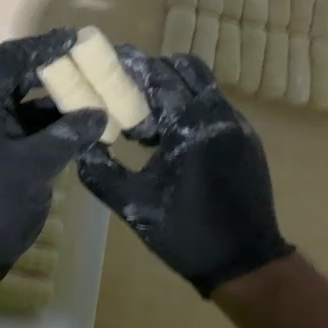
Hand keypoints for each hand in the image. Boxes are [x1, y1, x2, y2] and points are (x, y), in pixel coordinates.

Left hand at [0, 30, 108, 302]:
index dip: (42, 46)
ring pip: (30, 107)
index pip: (10, 58)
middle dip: (56, 74)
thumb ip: (67, 135)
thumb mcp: (34, 165)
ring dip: (60, 104)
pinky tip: (86, 133)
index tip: (74, 42)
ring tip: (97, 101)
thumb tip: (98, 114)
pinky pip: (32, 132)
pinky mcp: (3, 159)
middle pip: (22, 79)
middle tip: (91, 70)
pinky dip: (56, 129)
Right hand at [78, 51, 292, 296]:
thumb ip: (101, 171)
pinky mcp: (245, 137)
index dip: (132, 66)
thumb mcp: (134, 206)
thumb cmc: (187, 233)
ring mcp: (237, 124)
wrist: (247, 264)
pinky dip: (189, 104)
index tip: (108, 62)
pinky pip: (213, 104)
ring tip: (145, 111)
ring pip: (202, 83)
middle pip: (185, 68)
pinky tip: (169, 134)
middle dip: (153, 71)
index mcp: (191, 126)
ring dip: (173, 86)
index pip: (158, 76)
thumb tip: (80, 143)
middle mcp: (219, 114)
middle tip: (125, 86)